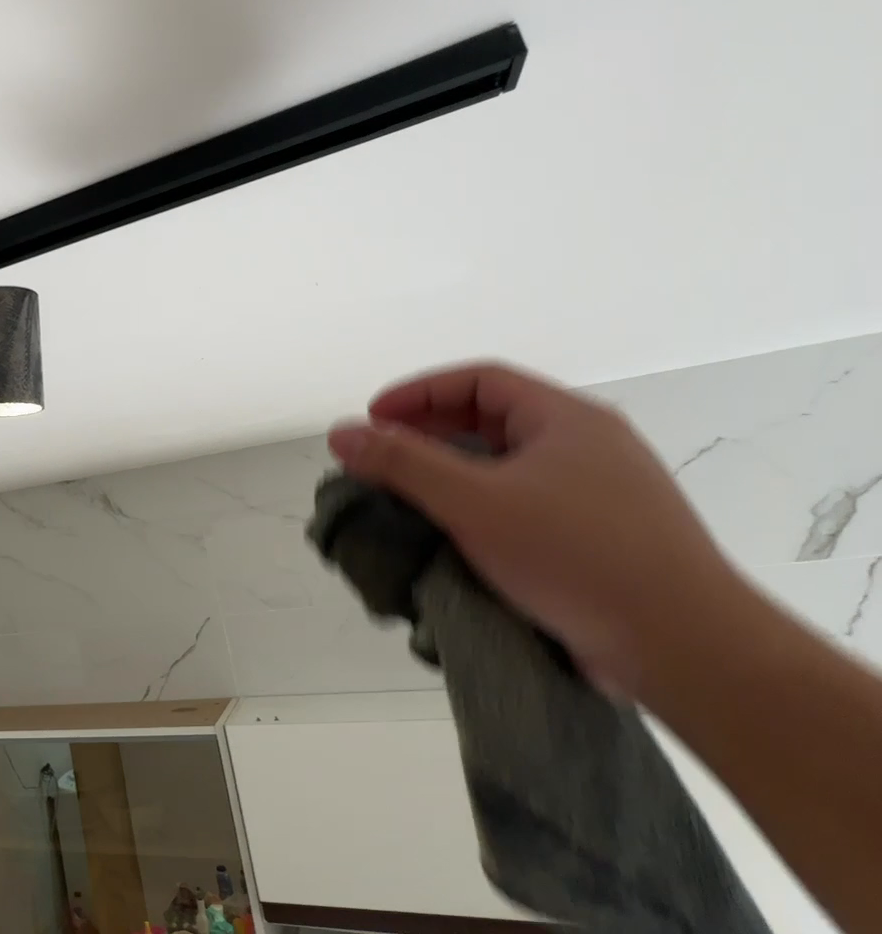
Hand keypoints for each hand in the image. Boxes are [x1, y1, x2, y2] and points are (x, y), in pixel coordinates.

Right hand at [327, 363, 749, 696]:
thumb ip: (402, 462)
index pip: (478, 380)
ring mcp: (602, 493)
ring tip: (409, 500)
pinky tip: (458, 538)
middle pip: (492, 419)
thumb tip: (340, 432)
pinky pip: (526, 504)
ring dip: (451, 474)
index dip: (416, 393)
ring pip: (509, 465)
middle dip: (427, 433)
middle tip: (381, 460)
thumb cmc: (576, 556)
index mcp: (567, 419)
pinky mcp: (603, 537)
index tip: (371, 421)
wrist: (687, 646)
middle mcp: (590, 445)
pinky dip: (481, 508)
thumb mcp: (473, 501)